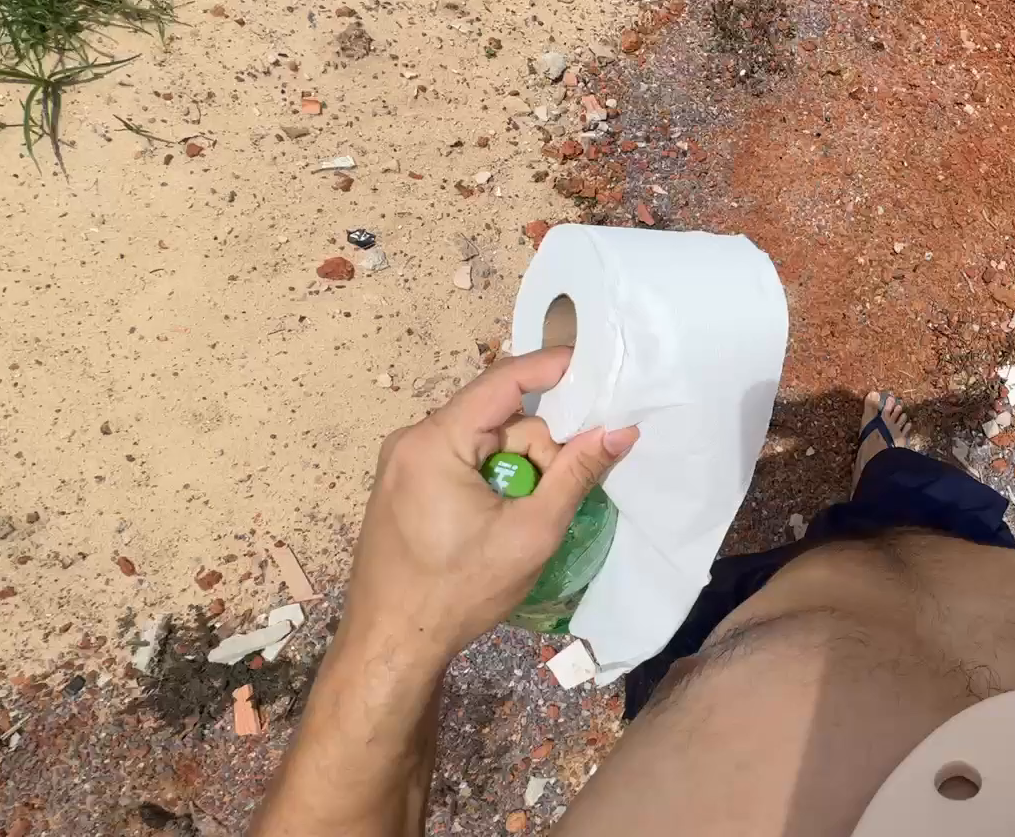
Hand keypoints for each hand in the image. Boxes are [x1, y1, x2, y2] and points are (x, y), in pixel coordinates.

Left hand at [341, 347, 638, 669]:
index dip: (555, 366)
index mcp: (435, 442)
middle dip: (542, 448)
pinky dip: (503, 475)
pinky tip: (506, 513)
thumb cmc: (459, 590)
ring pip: (494, 439)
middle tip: (554, 493)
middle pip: (505, 416)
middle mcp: (416, 440)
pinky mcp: (412, 482)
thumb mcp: (533, 530)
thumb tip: (624, 429)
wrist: (390, 648)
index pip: (505, 379)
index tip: (600, 366)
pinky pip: (474, 456)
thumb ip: (578, 472)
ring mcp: (409, 461)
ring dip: (524, 467)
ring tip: (526, 515)